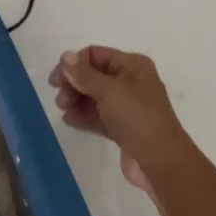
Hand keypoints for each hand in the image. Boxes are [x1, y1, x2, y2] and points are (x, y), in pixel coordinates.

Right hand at [48, 46, 192, 191]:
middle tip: (61, 101)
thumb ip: (84, 74)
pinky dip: (84, 116)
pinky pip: (98, 116)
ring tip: (64, 111)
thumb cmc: (136, 118)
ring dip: (76, 101)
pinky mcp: (122, 127)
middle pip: (92, 75)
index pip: (95, 55)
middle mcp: (131, 82)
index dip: (73, 65)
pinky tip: (70, 121)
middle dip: (73, 84)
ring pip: (94, 97)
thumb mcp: (108, 90)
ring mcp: (127, 106)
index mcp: (133, 65)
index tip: (56, 83)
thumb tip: (65, 56)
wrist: (159, 161)